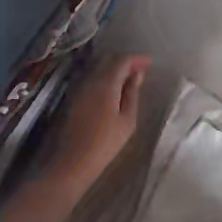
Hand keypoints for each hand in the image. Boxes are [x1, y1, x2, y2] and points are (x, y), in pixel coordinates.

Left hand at [47, 53, 148, 190]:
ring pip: (99, 69)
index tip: (149, 62)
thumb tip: (137, 74)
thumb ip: (132, 94)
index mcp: (105, 83)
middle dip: (126, 62)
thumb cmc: (104, 144)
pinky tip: (113, 90)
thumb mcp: (127, 121)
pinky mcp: (73, 97)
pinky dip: (105, 79)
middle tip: (141, 70)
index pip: (122, 60)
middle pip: (109, 61)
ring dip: (114, 70)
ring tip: (129, 80)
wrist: (71, 162)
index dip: (137, 59)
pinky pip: (92, 79)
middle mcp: (90, 80)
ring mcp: (79, 88)